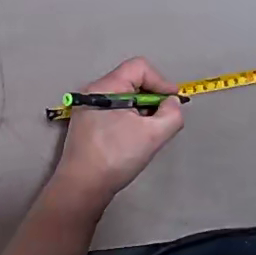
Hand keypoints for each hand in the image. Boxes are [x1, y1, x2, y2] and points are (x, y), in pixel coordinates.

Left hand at [53, 58, 184, 198]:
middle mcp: (94, 93)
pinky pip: (115, 112)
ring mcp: (88, 109)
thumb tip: (172, 103)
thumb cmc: (116, 156)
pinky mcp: (88, 125)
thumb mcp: (152, 134)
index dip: (160, 81)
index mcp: (106, 87)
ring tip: (149, 132)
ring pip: (124, 99)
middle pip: (132, 81)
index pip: (139, 67)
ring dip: (142, 111)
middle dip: (152, 97)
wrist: (82, 187)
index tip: (173, 102)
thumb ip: (172, 114)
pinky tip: (134, 140)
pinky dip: (130, 119)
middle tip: (163, 119)